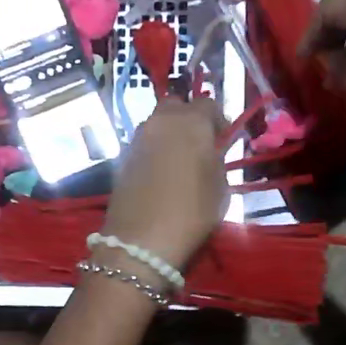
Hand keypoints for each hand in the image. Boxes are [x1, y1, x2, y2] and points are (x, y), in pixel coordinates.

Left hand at [102, 98, 227, 269]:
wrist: (142, 240)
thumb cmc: (192, 213)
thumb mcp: (221, 189)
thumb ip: (218, 160)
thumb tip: (212, 151)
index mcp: (192, 122)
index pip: (209, 104)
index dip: (218, 120)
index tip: (223, 140)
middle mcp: (162, 121)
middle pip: (176, 105)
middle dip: (188, 118)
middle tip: (198, 144)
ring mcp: (138, 137)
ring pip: (157, 123)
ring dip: (169, 134)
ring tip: (178, 161)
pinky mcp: (122, 156)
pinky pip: (144, 143)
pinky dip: (154, 150)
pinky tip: (160, 174)